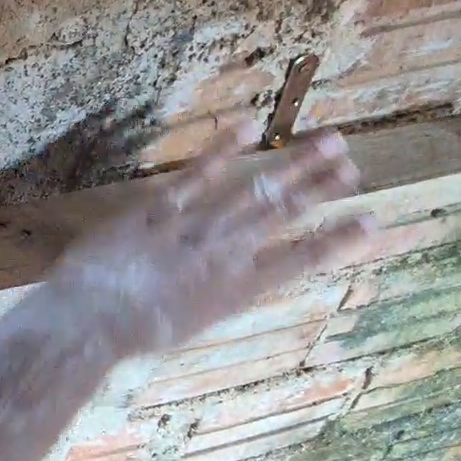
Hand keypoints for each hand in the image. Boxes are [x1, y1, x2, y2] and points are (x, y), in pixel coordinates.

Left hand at [44, 121, 373, 357]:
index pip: (301, 261)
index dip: (338, 241)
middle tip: (354, 165)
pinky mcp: (155, 212)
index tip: (372, 222)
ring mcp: (190, 230)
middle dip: (320, 188)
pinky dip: (221, 151)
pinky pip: (193, 176)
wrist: (88, 321)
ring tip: (331, 141)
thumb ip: (215, 299)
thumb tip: (232, 284)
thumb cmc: (132, 333)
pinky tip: (248, 127)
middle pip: (281, 215)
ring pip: (251, 191)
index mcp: (237, 290)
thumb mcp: (189, 326)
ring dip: (291, 164)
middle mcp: (223, 255)